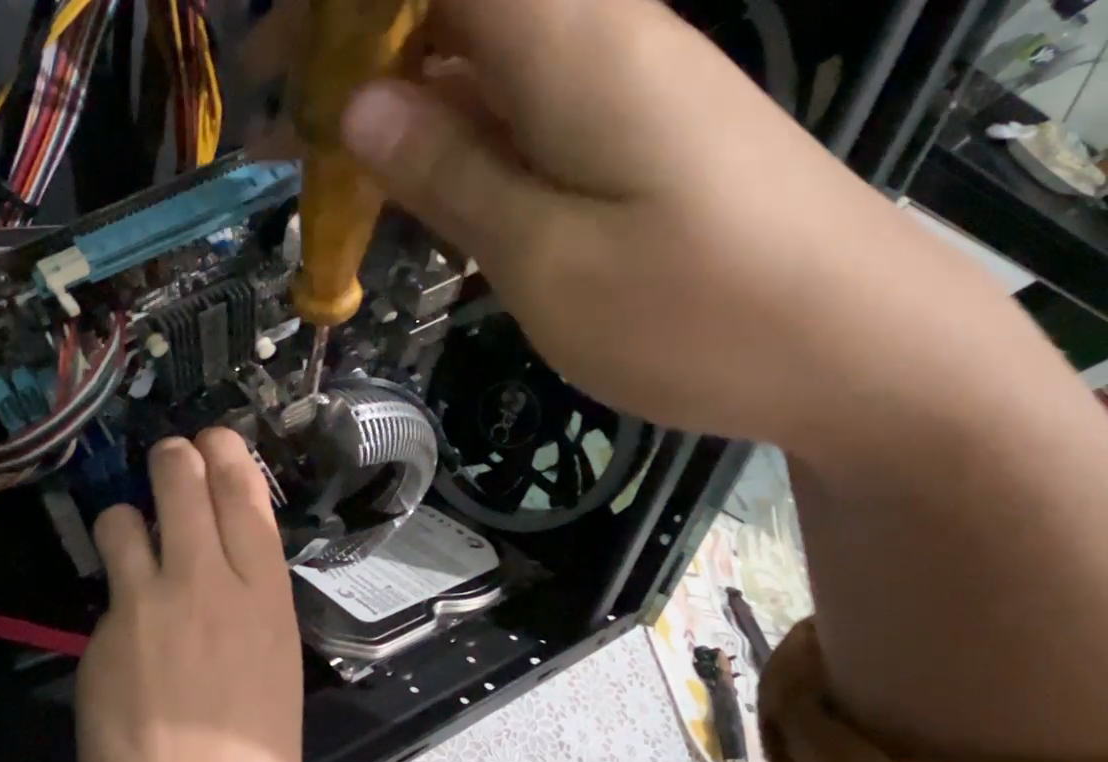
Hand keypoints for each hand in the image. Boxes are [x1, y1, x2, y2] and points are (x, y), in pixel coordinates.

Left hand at [77, 430, 302, 761]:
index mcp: (266, 599)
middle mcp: (207, 583)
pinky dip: (115, 602)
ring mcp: (147, 603)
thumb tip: (222, 592)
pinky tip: (123, 645)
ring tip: (130, 541)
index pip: (244, 499)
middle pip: (182, 485)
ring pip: (125, 520)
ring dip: (128, 520)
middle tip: (167, 454)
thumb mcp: (274, 677)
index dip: (227, 457)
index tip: (213, 437)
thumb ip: (248, 621)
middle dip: (172, 458)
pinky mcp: (102, 633)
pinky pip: (107, 595)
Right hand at [248, 0, 1040, 466]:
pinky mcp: (631, 131)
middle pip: (454, 5)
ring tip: (320, 168)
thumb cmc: (696, 312)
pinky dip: (451, 138)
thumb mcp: (545, 258)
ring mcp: (620, 83)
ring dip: (396, 101)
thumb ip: (450, 172)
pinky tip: (410, 191)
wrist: (862, 350)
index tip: (276, 59)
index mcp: (573, 40)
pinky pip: (518, 109)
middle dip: (354, 51)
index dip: (349, 5)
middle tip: (279, 130)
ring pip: (481, 60)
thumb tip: (360, 104)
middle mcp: (598, 34)